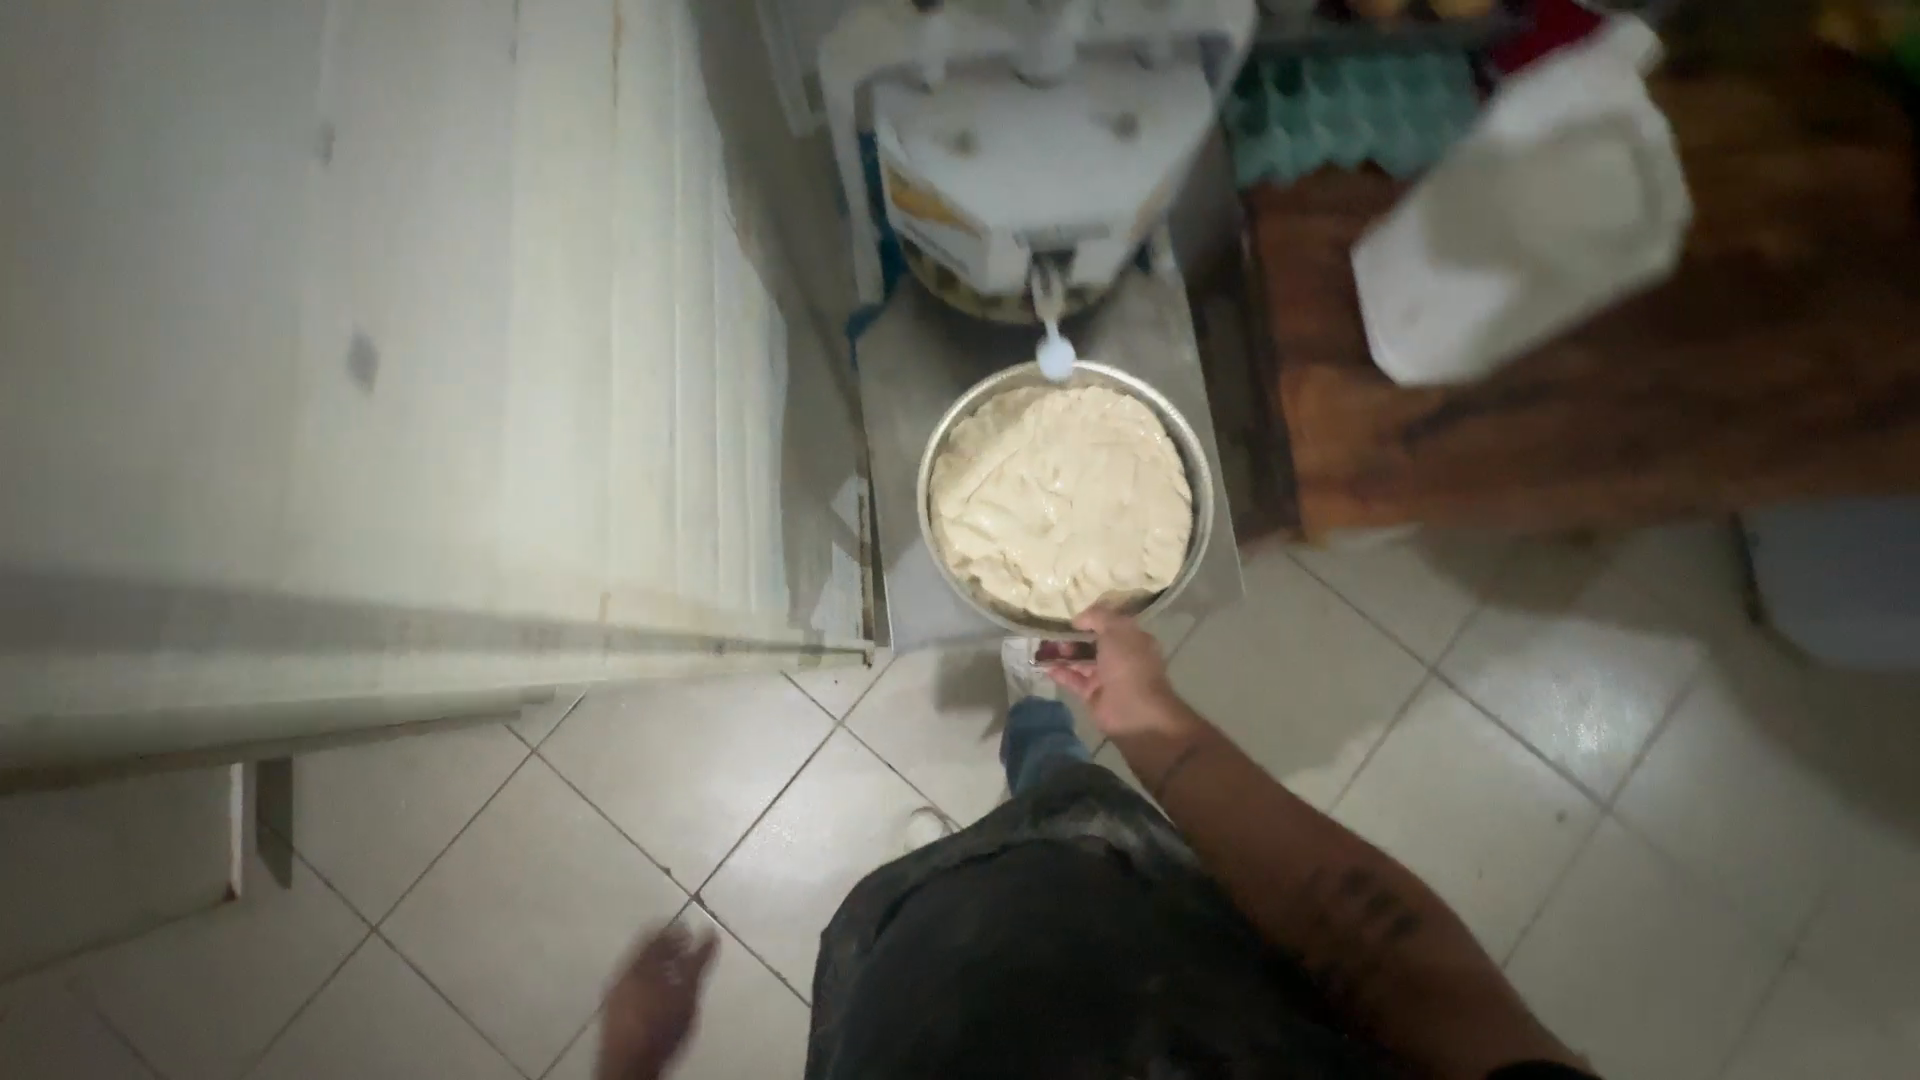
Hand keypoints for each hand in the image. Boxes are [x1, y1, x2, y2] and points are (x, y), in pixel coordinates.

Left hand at [597, 923, 717, 1079]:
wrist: (629, 1068)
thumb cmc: (662, 1027)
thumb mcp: (687, 993)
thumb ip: (699, 962)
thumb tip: (712, 932)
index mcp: (639, 964)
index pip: (656, 935)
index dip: (675, 931)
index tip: (690, 931)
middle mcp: (622, 973)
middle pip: (645, 951)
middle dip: (666, 949)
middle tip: (685, 950)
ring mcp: (614, 993)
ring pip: (638, 968)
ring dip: (657, 966)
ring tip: (676, 973)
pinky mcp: (612, 1011)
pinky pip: (631, 985)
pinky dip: (647, 981)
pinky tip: (659, 993)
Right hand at [1046, 606, 1189, 739]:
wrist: (1134, 711)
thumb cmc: (1128, 664)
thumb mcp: (1116, 630)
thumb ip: (1097, 617)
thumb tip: (1078, 619)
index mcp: (1132, 640)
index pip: (1110, 624)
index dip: (1092, 619)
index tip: (1072, 618)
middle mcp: (1121, 657)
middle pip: (1093, 643)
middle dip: (1073, 637)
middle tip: (1054, 633)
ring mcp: (1106, 677)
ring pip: (1081, 661)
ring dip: (1064, 653)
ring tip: (1044, 648)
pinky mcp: (1093, 694)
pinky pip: (1074, 679)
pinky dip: (1061, 672)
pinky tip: (1046, 666)